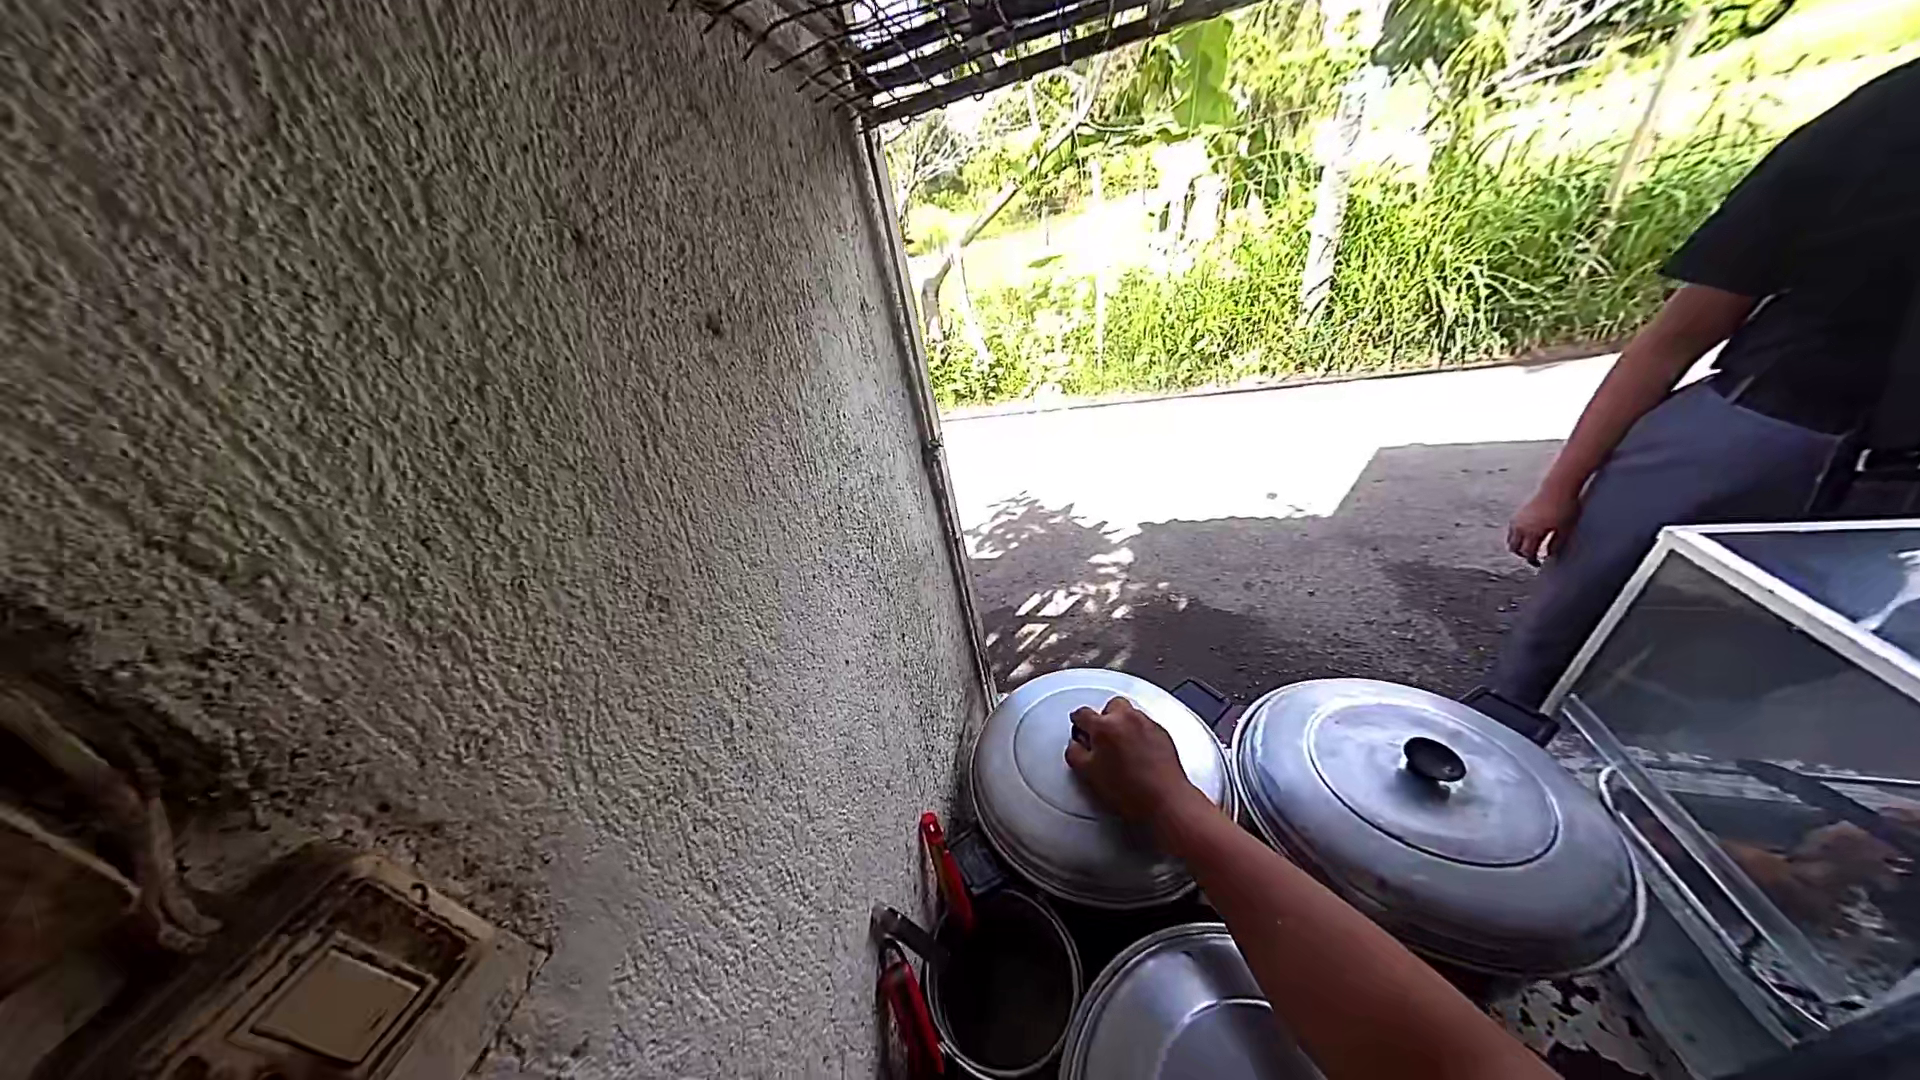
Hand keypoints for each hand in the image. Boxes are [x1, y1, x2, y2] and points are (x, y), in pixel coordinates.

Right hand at [1064, 696, 1204, 827]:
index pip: (1083, 713)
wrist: (1165, 802)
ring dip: (1123, 724)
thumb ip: (1074, 752)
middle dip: (1104, 718)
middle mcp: (1126, 719)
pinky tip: (1137, 753)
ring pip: (1129, 714)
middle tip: (1101, 737)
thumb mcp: (1087, 774)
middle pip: (1110, 706)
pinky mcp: (1162, 734)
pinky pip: (1145, 725)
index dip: (1078, 722)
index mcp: (1104, 726)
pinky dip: (1139, 734)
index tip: (1078, 727)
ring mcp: (1146, 724)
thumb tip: (1075, 745)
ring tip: (1120, 747)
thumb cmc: (1130, 791)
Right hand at [1508, 485, 1580, 565]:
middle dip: (1523, 554)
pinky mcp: (1517, 515)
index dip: (1533, 560)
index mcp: (1531, 532)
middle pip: (1514, 547)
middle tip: (1534, 558)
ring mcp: (1516, 521)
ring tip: (1531, 547)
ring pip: (1511, 539)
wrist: (1557, 488)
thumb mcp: (1565, 528)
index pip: (1527, 552)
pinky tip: (1530, 535)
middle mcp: (1519, 527)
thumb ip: (1556, 544)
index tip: (1541, 564)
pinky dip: (1518, 537)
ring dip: (1519, 545)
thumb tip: (1549, 555)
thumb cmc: (1565, 508)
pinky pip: (1512, 531)